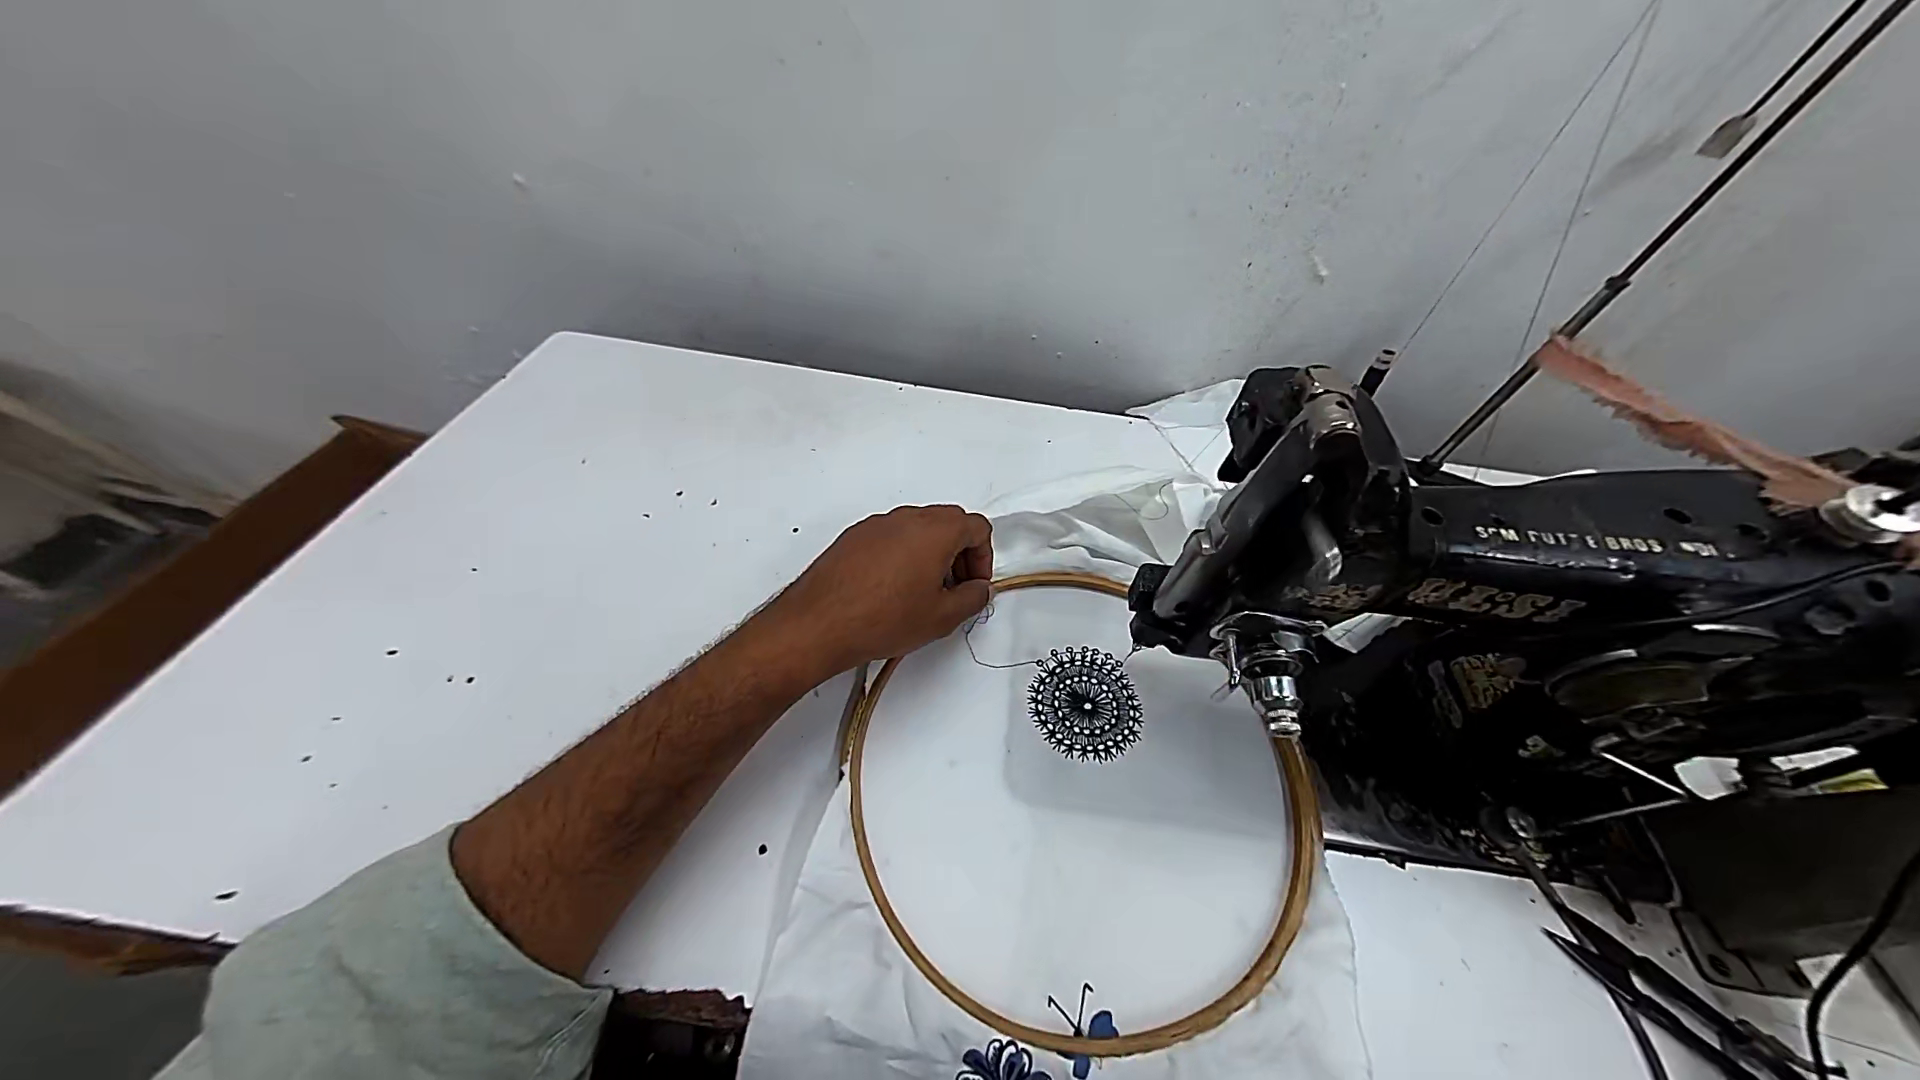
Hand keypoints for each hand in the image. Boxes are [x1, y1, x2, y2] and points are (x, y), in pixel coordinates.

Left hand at [761, 505, 992, 675]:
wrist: (820, 624)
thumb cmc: (875, 618)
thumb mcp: (941, 617)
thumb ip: (972, 599)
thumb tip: (978, 591)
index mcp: (934, 531)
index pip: (976, 527)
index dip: (983, 557)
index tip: (975, 582)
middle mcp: (906, 519)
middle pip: (949, 523)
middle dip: (960, 554)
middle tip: (956, 586)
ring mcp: (877, 525)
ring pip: (918, 528)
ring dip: (931, 554)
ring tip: (923, 593)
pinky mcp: (855, 537)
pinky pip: (890, 537)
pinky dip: (902, 555)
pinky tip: (894, 590)